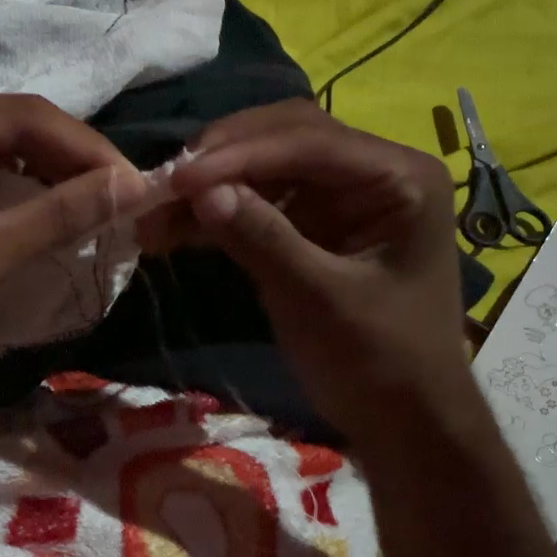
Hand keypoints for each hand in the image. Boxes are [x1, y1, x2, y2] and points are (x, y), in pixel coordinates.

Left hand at [0, 92, 147, 393]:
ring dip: (41, 170)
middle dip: (68, 159)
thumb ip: (58, 217)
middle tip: (118, 195)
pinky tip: (39, 205)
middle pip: (10, 123)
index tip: (135, 186)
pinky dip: (6, 184)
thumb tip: (132, 186)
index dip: (89, 150)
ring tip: (89, 201)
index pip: (28, 117)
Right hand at [150, 99, 474, 443]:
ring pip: (264, 170)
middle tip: (162, 186)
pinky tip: (173, 230)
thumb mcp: (317, 299)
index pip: (309, 143)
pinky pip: (257, 206)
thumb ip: (262, 239)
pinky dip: (216, 216)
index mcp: (398, 178)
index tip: (177, 180)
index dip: (239, 156)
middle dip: (221, 160)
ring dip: (210, 188)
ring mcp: (340, 201)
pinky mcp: (312, 230)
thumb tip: (200, 194)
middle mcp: (371, 174)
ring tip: (154, 213)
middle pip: (285, 139)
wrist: (402, 418)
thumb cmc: (378, 359)